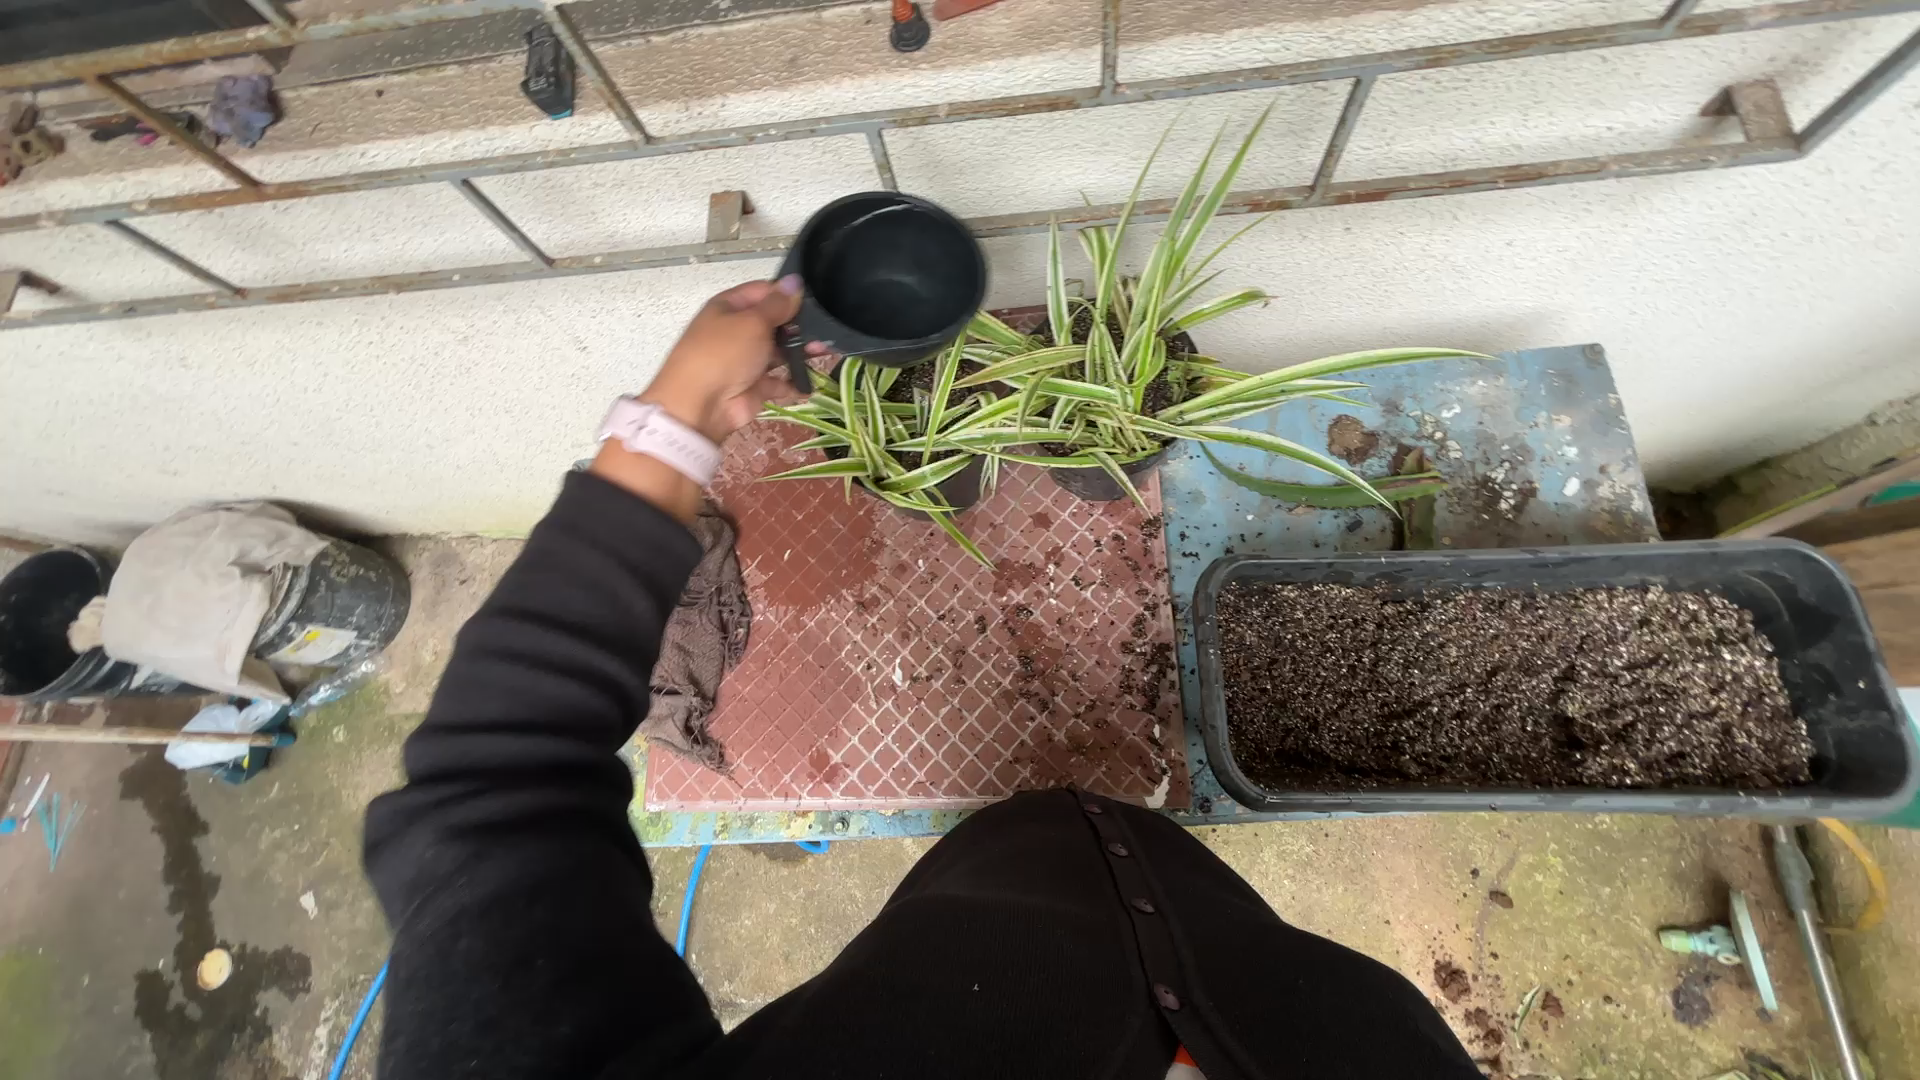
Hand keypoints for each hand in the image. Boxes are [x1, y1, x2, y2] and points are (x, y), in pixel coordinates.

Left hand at [593, 276, 829, 523]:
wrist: (701, 405)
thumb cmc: (724, 353)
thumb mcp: (752, 322)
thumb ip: (778, 305)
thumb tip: (795, 281)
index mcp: (730, 307)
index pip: (764, 292)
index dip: (788, 294)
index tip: (814, 300)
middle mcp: (739, 330)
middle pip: (775, 323)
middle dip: (799, 326)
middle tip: (825, 330)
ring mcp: (747, 360)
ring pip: (780, 352)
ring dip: (801, 352)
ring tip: (822, 352)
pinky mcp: (756, 386)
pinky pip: (780, 381)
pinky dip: (795, 382)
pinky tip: (811, 382)